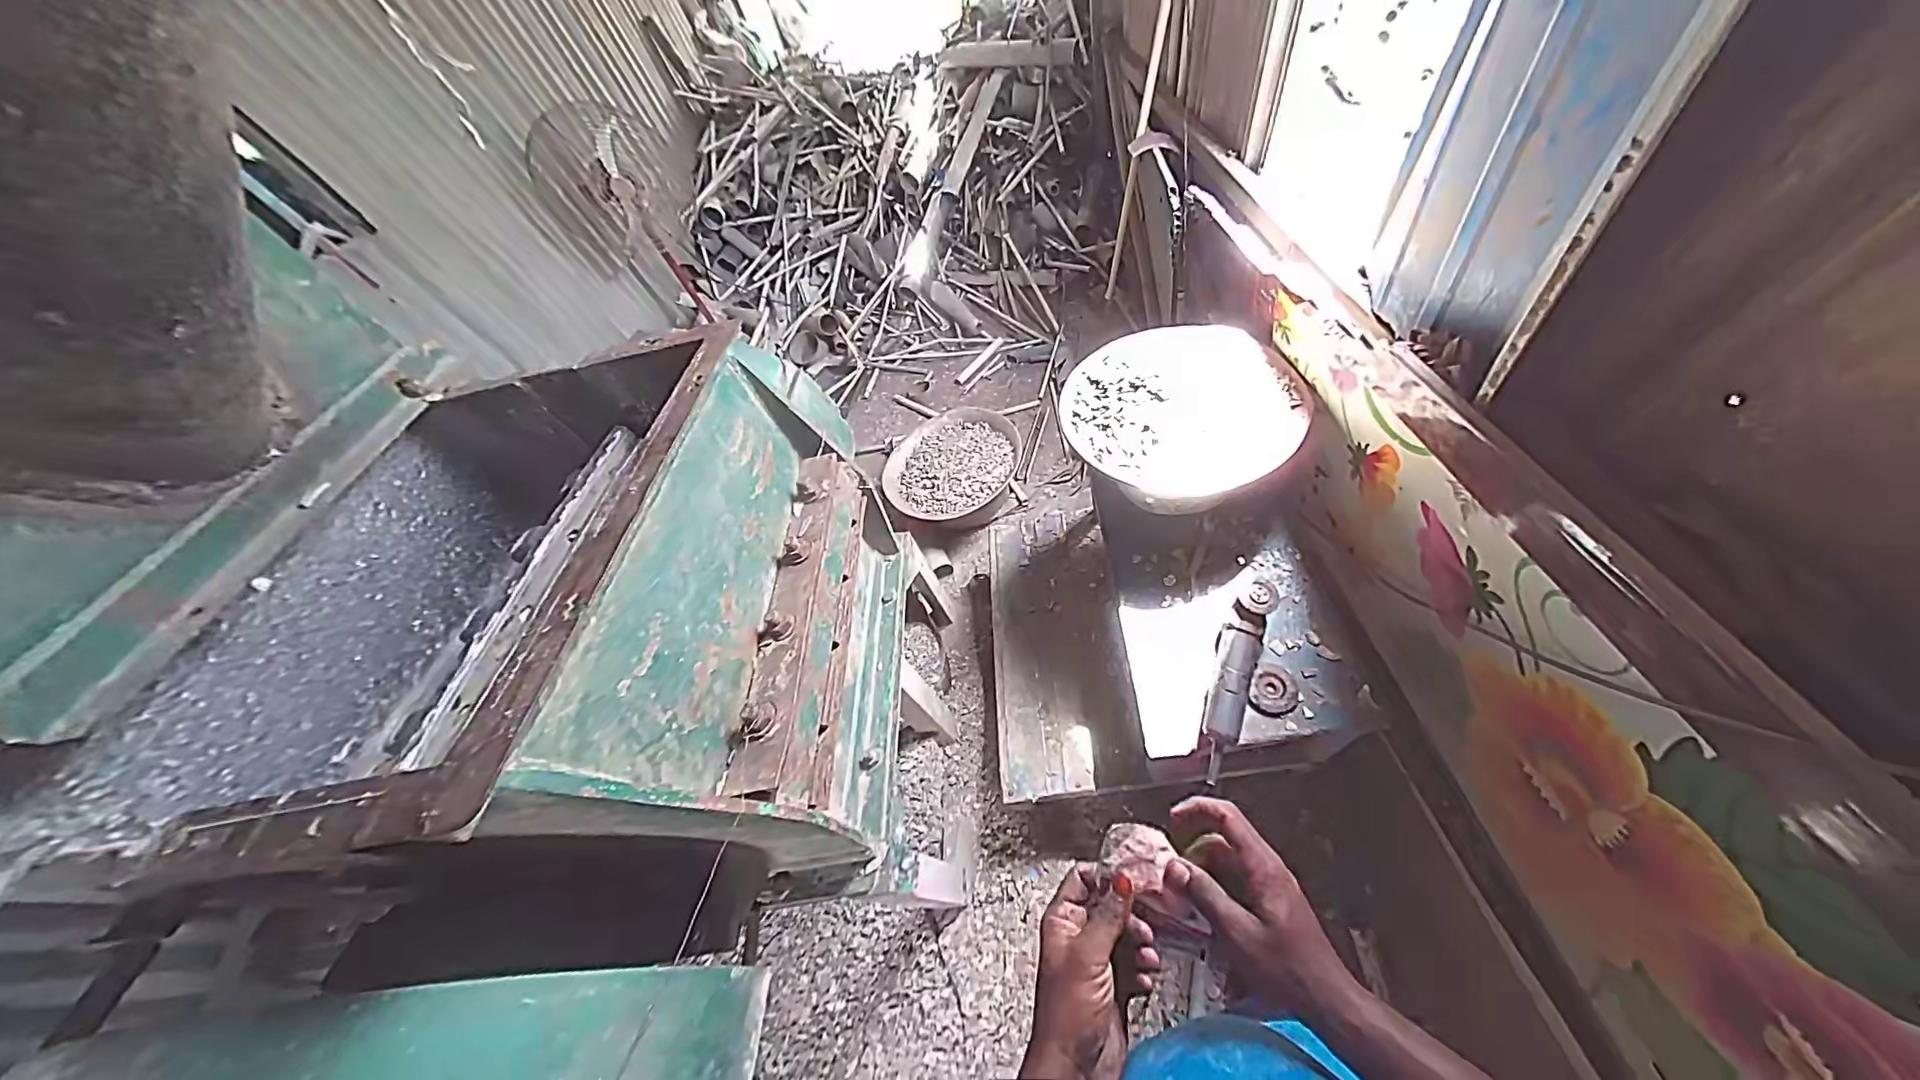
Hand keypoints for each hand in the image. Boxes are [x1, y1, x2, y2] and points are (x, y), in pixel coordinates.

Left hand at [1021, 864, 1163, 1079]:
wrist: (1077, 1067)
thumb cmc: (1066, 1014)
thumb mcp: (1088, 953)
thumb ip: (1107, 914)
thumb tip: (1120, 879)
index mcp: (1063, 920)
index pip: (1084, 880)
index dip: (1107, 877)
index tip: (1133, 879)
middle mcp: (1079, 936)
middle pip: (1111, 906)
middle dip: (1130, 916)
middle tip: (1142, 929)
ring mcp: (1098, 961)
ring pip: (1126, 934)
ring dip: (1140, 944)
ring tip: (1145, 958)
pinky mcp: (1115, 984)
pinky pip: (1135, 964)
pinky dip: (1143, 969)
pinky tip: (1143, 980)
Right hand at [1164, 796, 1356, 1016]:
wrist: (1327, 1001)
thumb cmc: (1291, 971)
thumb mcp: (1238, 932)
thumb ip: (1204, 894)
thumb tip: (1176, 867)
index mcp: (1263, 867)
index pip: (1227, 816)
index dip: (1196, 809)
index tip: (1174, 818)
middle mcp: (1267, 869)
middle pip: (1221, 839)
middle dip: (1191, 850)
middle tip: (1172, 871)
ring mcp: (1268, 884)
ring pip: (1225, 861)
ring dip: (1200, 871)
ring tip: (1184, 895)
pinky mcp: (1267, 901)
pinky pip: (1233, 880)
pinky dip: (1212, 887)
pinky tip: (1203, 911)